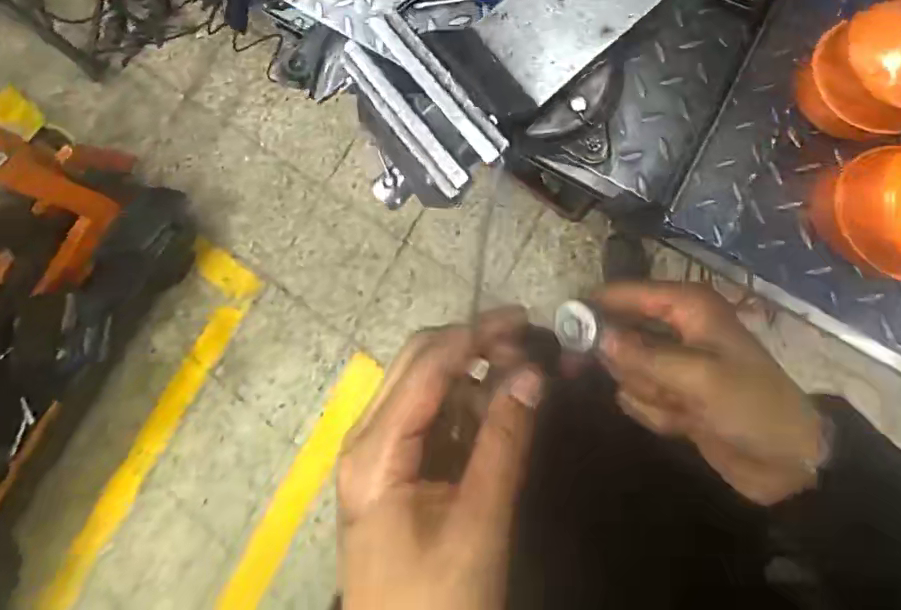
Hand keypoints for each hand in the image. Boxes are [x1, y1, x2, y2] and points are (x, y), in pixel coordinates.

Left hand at [338, 309, 543, 609]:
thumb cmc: (437, 602)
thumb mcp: (478, 523)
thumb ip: (504, 441)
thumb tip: (533, 373)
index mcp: (375, 450)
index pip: (427, 366)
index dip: (475, 335)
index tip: (522, 319)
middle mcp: (366, 436)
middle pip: (419, 361)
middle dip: (471, 343)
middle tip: (524, 343)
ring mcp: (377, 450)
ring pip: (424, 383)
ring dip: (470, 370)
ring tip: (520, 372)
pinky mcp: (392, 467)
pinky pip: (428, 414)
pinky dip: (464, 400)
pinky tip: (497, 404)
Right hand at [594, 281, 829, 504]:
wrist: (792, 463)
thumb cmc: (751, 405)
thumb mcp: (699, 378)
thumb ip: (645, 356)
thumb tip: (598, 338)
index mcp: (687, 307)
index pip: (626, 294)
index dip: (596, 308)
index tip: (565, 330)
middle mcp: (676, 327)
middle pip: (620, 332)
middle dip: (627, 364)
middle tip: (644, 384)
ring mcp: (674, 362)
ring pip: (626, 369)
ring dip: (646, 392)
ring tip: (680, 406)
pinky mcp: (674, 394)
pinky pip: (640, 396)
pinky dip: (655, 411)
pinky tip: (683, 423)